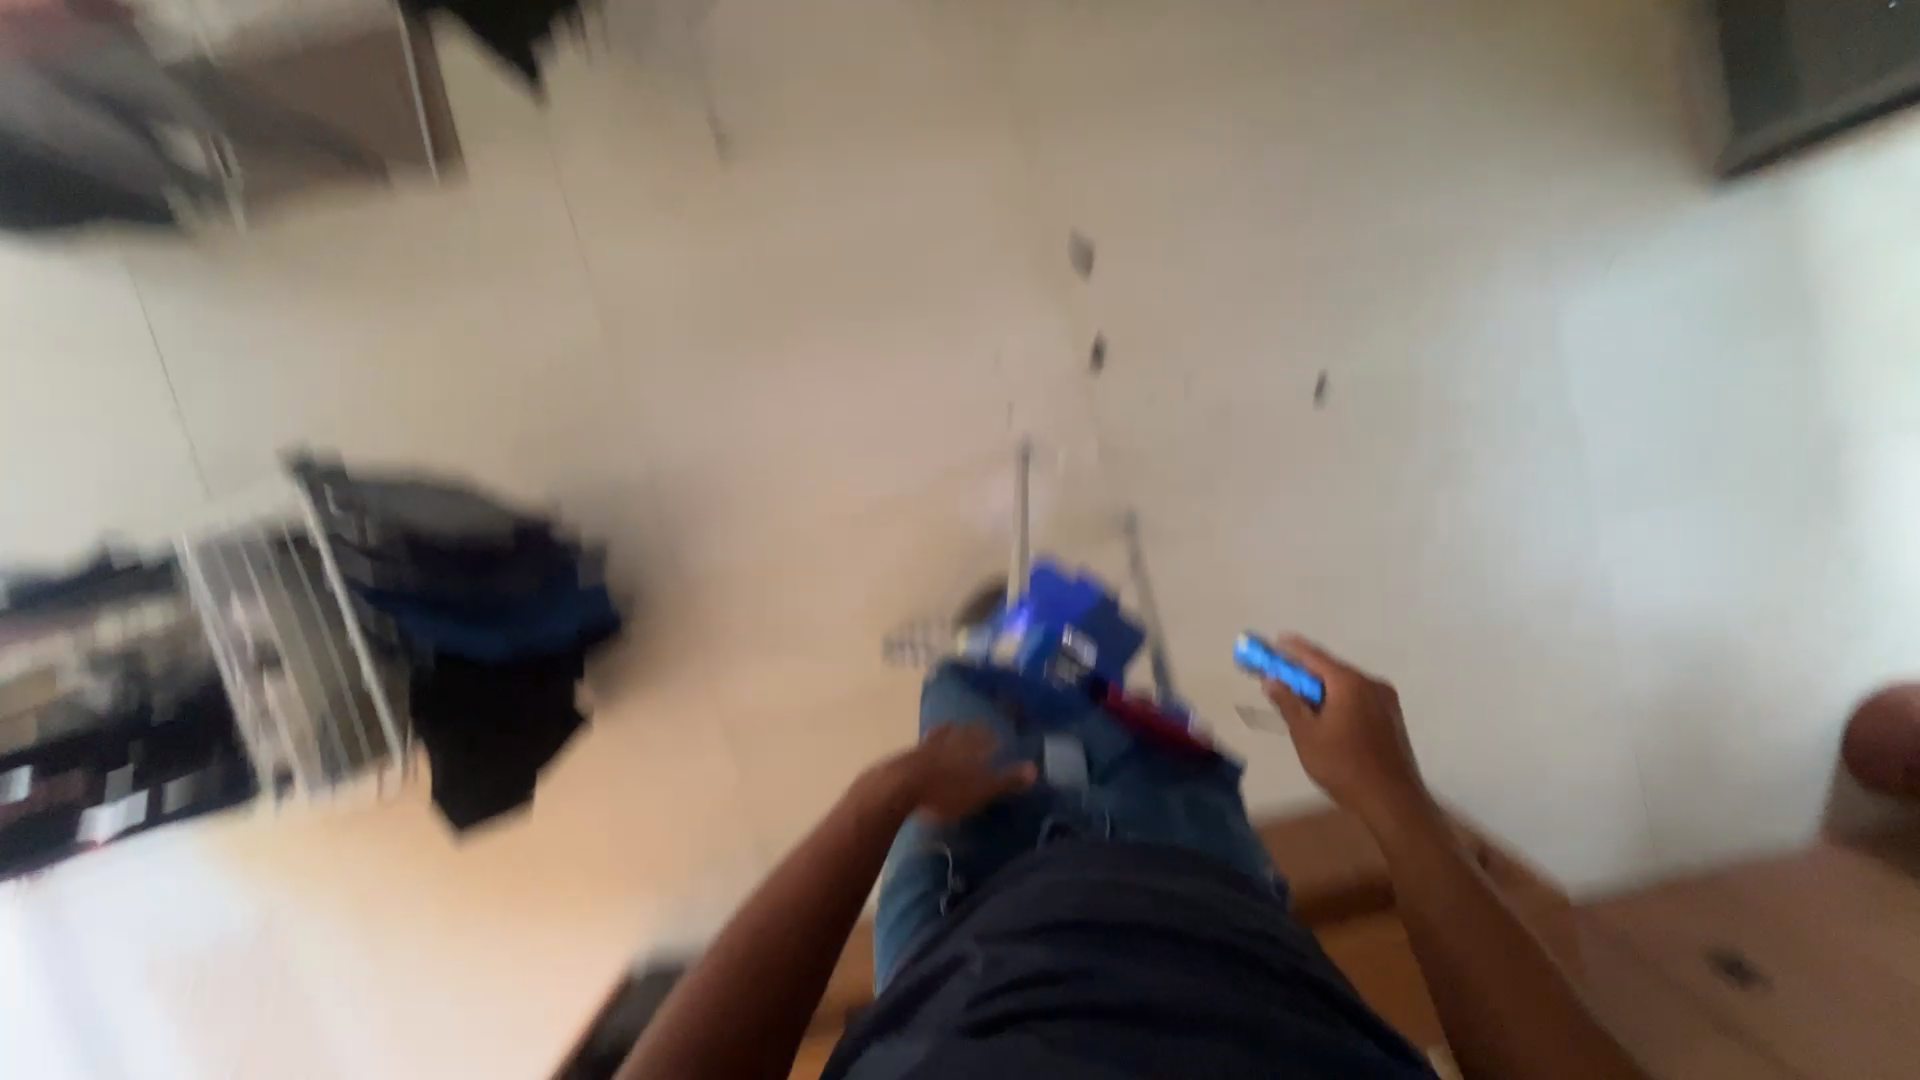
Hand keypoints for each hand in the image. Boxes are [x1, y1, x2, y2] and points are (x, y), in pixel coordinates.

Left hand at [883, 724, 1036, 824]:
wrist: (901, 785)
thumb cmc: (947, 790)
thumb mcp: (982, 790)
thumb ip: (1007, 780)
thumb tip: (1035, 769)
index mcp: (971, 747)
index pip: (986, 738)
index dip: (992, 737)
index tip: (998, 734)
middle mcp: (951, 740)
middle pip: (964, 732)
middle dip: (972, 731)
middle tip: (979, 726)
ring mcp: (928, 746)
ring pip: (942, 734)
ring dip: (949, 732)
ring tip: (951, 726)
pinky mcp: (908, 755)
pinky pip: (923, 744)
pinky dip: (928, 742)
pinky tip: (924, 744)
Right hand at [1260, 635, 1439, 835]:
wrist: (1392, 802)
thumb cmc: (1343, 765)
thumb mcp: (1306, 734)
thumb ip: (1288, 703)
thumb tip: (1272, 680)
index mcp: (1350, 683)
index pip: (1314, 656)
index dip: (1291, 649)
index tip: (1274, 640)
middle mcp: (1371, 684)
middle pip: (1330, 669)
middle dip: (1303, 670)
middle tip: (1279, 673)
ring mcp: (1385, 701)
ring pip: (1344, 684)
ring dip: (1319, 686)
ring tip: (1297, 696)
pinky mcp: (1391, 718)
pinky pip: (1357, 697)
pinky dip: (1336, 698)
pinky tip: (1323, 713)